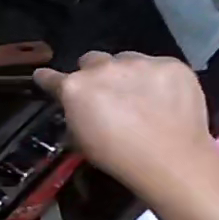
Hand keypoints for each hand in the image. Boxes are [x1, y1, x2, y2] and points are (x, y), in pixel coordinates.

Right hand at [34, 51, 218, 197]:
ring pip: (126, 59)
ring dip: (127, 73)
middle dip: (95, 74)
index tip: (47, 79)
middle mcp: (103, 67)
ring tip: (141, 97)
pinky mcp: (171, 64)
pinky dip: (158, 79)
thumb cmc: (118, 157)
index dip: (48, 79)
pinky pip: (158, 65)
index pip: (51, 77)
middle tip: (106, 94)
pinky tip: (165, 98)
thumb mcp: (81, 139)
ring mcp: (140, 62)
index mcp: (76, 88)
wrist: (172, 160)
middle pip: (92, 60)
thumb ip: (75, 113)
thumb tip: (78, 106)